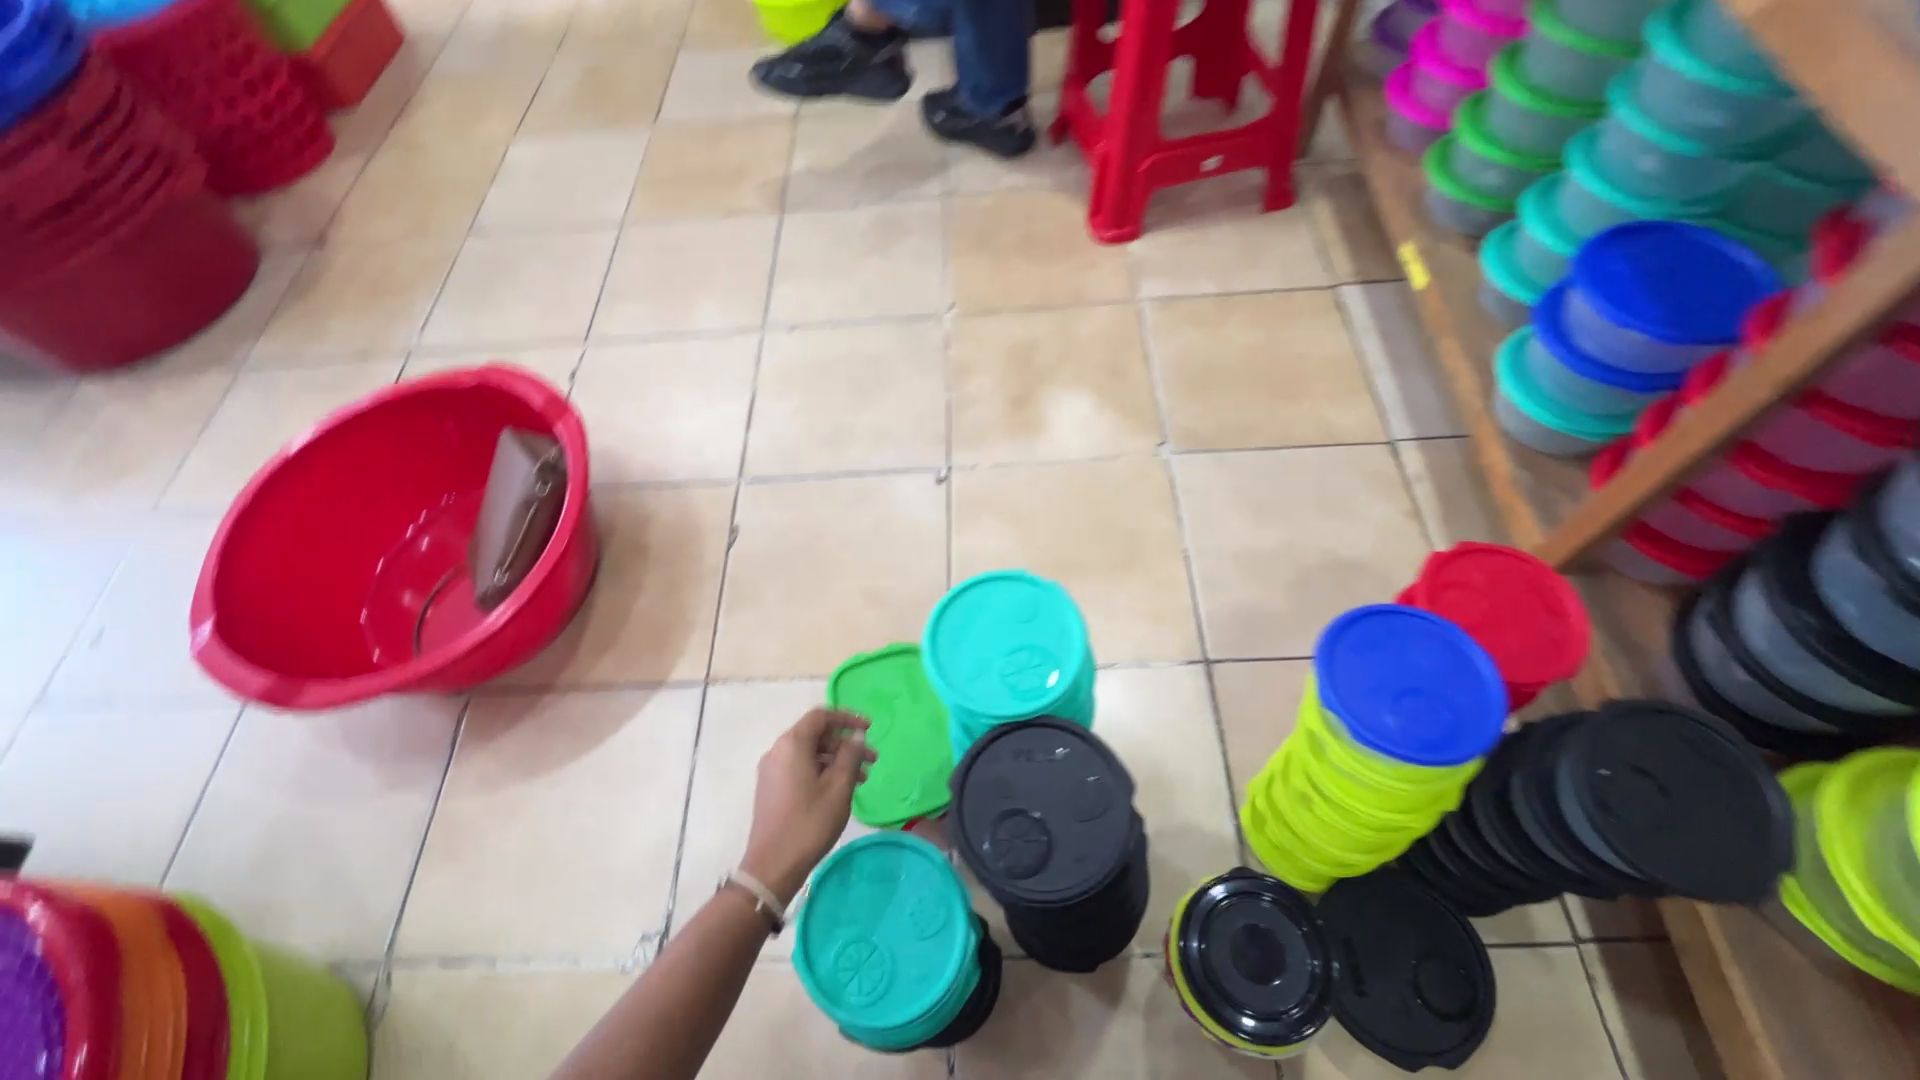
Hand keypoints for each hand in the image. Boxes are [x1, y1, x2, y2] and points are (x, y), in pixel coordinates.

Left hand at [741, 708, 875, 905]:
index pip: (821, 716)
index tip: (870, 729)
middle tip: (872, 761)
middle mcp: (778, 751)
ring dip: (837, 760)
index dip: (847, 718)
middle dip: (846, 744)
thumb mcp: (838, 787)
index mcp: (792, 744)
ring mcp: (772, 771)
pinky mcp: (772, 789)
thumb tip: (857, 736)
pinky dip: (822, 772)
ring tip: (862, 780)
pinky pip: (800, 769)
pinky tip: (840, 791)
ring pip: (809, 754)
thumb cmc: (809, 822)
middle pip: (816, 735)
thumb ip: (850, 755)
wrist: (772, 865)